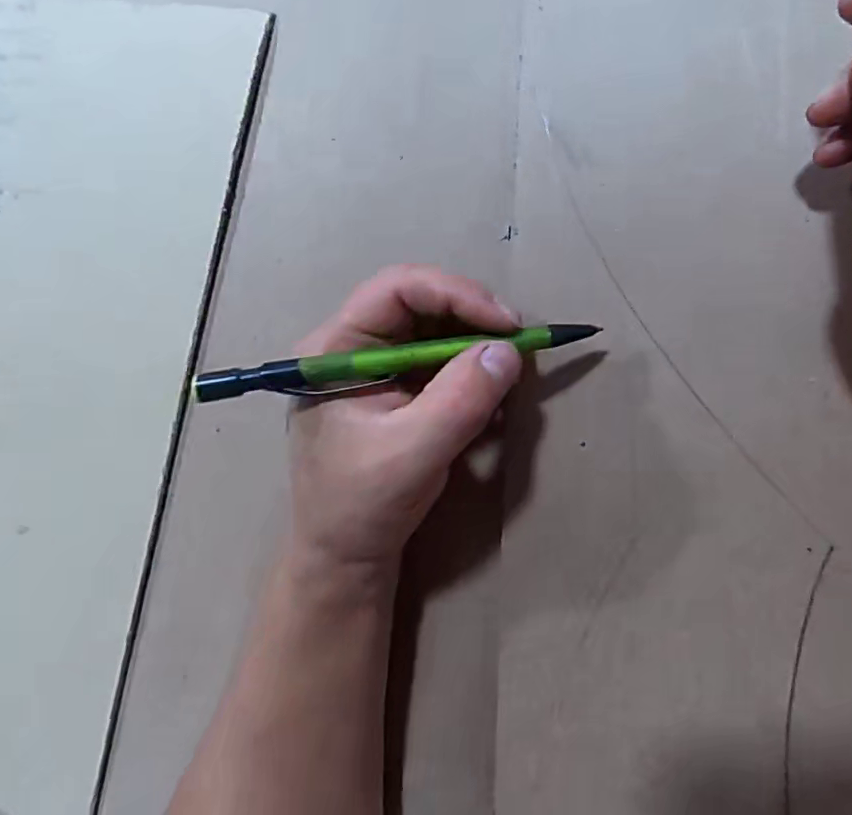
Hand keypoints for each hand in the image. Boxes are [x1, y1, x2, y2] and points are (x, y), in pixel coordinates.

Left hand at [285, 265, 522, 578]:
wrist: (343, 561)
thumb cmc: (361, 506)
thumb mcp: (414, 452)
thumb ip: (461, 399)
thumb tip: (508, 351)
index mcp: (336, 348)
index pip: (397, 289)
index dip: (456, 295)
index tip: (506, 324)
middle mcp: (353, 347)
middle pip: (417, 303)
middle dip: (470, 317)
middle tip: (515, 341)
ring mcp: (374, 368)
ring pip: (432, 330)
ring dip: (473, 344)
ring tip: (506, 369)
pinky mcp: (394, 390)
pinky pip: (437, 361)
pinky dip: (468, 370)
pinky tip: (489, 395)